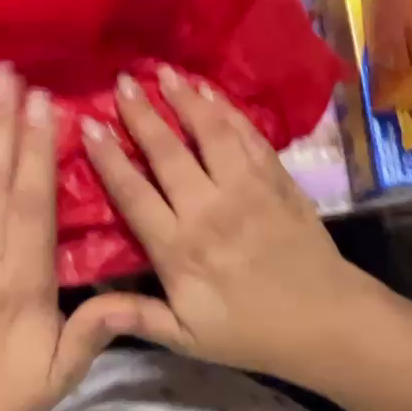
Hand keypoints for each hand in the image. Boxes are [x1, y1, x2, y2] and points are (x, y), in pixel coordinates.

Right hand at [78, 65, 381, 385]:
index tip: (88, 124)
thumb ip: (137, 317)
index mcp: (180, 249)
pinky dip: (228, 111)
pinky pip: (249, 137)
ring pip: (211, 134)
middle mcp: (210, 210)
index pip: (134, 194)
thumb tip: (85, 310)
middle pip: (168, 153)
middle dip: (141, 114)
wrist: (326, 321)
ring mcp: (247, 190)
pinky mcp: (277, 181)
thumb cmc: (250, 332)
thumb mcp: (187, 338)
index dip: (108, 158)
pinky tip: (212, 92)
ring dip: (186, 100)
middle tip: (121, 81)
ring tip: (164, 72)